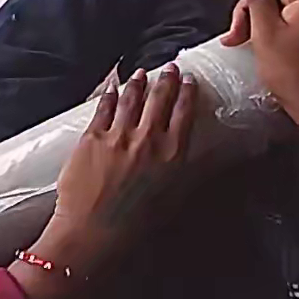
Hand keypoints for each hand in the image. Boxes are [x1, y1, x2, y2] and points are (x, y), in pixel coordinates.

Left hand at [28, 65, 198, 287]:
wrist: (94, 230)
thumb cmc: (137, 222)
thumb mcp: (174, 197)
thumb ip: (188, 173)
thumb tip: (206, 158)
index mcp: (172, 154)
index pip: (184, 112)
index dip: (187, 92)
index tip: (188, 79)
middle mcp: (148, 139)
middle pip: (159, 99)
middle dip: (166, 80)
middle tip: (169, 68)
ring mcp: (119, 135)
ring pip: (132, 98)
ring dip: (138, 82)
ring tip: (141, 73)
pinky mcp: (92, 137)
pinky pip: (103, 108)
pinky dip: (109, 94)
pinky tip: (112, 86)